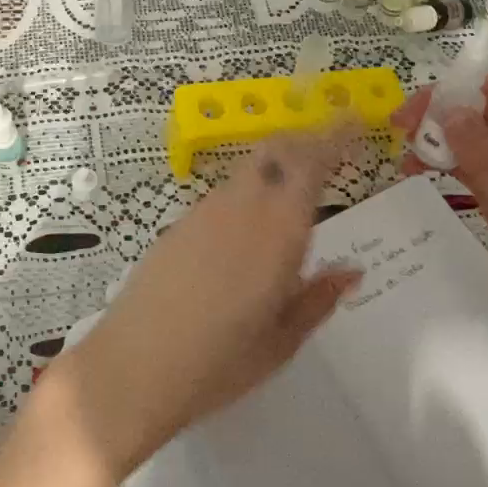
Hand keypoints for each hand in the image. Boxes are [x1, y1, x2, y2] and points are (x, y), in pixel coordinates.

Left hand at [44, 127, 363, 483]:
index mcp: (278, 230)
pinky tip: (246, 231)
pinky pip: (222, 196)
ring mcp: (203, 213)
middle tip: (329, 151)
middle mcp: (241, 207)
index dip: (335, 135)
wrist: (132, 366)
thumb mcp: (281, 342)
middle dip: (305, 142)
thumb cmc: (218, 363)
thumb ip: (317, 299)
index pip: (312, 161)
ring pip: (247, 171)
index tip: (354, 121)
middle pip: (275, 150)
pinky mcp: (176, 227)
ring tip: (292, 193)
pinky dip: (246, 194)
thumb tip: (351, 271)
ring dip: (274, 168)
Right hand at [392, 49, 487, 391]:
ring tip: (404, 148)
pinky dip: (452, 165)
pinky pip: (481, 170)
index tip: (468, 84)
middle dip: (457, 104)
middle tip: (405, 120)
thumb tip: (452, 109)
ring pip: (486, 138)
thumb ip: (485, 162)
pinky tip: (419, 172)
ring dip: (447, 135)